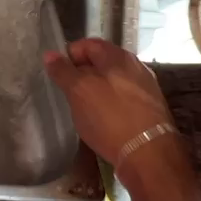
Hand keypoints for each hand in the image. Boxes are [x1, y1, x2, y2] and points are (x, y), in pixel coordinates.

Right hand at [43, 37, 182, 177]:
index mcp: (118, 57)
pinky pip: (123, 99)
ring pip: (113, 81)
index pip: (87, 44)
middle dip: (82, 74)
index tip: (58, 75)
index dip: (69, 55)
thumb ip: (63, 71)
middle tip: (68, 93)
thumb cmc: (110, 118)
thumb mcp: (78, 92)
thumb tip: (50, 54)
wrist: (149, 155)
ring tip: (84, 109)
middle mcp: (135, 67)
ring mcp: (146, 88)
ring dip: (96, 90)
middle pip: (102, 62)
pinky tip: (104, 120)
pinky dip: (110, 105)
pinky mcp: (150, 109)